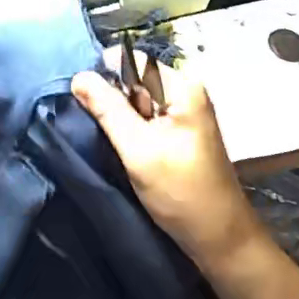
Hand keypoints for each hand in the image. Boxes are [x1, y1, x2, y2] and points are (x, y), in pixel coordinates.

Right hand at [72, 50, 268, 270]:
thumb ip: (107, 109)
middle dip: (113, 99)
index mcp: (183, 86)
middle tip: (101, 129)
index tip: (86, 101)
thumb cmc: (180, 192)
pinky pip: (147, 118)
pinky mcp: (180, 132)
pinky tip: (126, 150)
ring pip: (138, 101)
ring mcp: (185, 112)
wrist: (219, 237)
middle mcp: (186, 91)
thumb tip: (78, 76)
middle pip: (135, 79)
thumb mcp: (137, 148)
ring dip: (121, 118)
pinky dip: (132, 130)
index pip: (134, 60)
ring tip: (114, 143)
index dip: (106, 75)